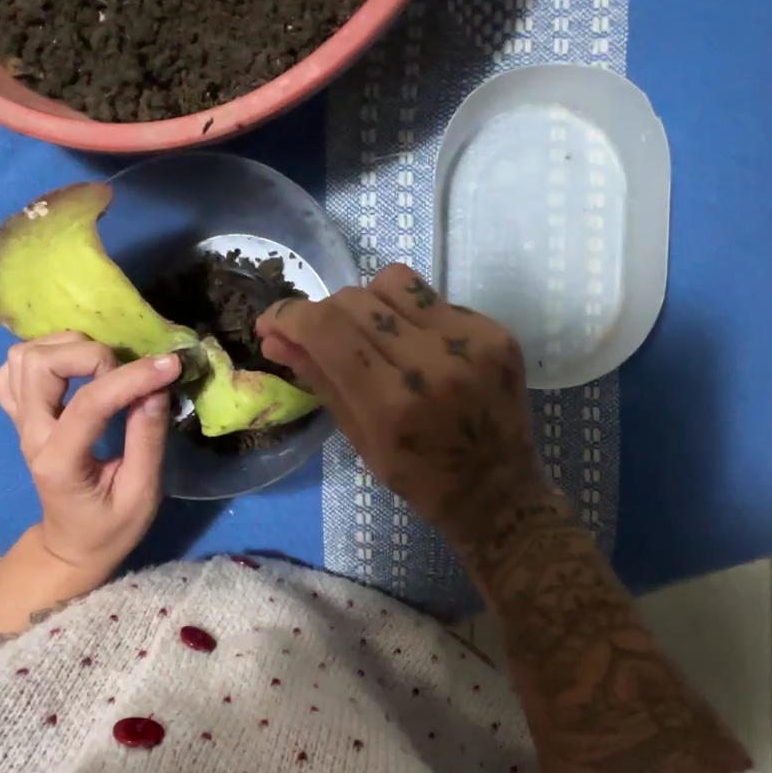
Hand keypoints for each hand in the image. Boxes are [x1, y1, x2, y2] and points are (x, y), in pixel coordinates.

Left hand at [0, 332, 179, 582]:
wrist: (70, 545)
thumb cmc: (110, 528)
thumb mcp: (141, 494)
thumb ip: (147, 440)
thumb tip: (156, 388)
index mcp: (60, 462)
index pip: (89, 403)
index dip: (132, 378)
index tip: (170, 366)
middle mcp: (31, 435)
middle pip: (39, 365)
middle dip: (90, 353)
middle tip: (127, 370)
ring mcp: (19, 422)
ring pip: (23, 357)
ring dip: (67, 348)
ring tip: (105, 364)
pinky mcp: (19, 416)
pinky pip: (13, 369)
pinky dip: (43, 355)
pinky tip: (74, 369)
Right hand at [255, 263, 548, 548]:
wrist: (497, 490)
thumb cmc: (420, 477)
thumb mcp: (360, 440)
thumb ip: (321, 380)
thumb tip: (276, 336)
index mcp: (393, 405)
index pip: (326, 330)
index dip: (288, 316)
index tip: (274, 322)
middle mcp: (432, 365)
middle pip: (354, 300)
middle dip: (325, 315)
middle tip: (326, 340)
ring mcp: (469, 343)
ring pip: (393, 282)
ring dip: (368, 302)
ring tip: (373, 334)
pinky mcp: (495, 332)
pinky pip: (433, 298)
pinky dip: (411, 315)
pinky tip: (417, 346)